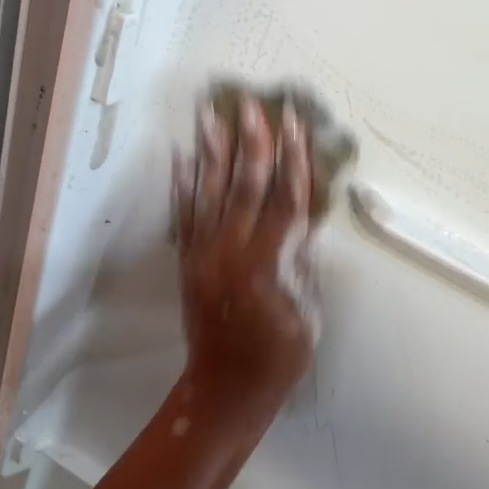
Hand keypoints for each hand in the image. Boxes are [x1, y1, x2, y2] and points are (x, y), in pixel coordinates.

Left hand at [171, 94, 318, 403]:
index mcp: (268, 263)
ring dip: (211, 150)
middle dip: (250, 141)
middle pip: (244, 185)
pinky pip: (183, 214)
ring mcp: (204, 253)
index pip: (286, 197)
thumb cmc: (279, 353)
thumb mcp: (306, 306)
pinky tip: (182, 156)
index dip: (293, 157)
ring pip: (208, 191)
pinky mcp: (187, 260)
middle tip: (250, 103)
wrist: (227, 385)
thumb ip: (300, 256)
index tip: (294, 122)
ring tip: (209, 113)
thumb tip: (301, 211)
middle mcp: (231, 250)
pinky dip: (183, 184)